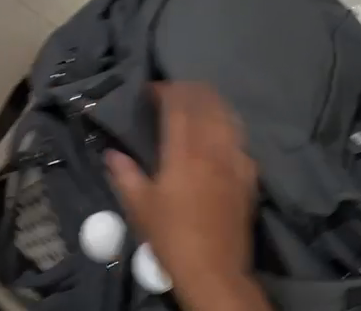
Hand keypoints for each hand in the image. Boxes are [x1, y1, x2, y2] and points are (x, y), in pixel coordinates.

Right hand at [106, 83, 264, 310]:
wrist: (213, 272)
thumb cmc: (172, 237)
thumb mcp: (139, 207)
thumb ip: (125, 174)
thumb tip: (111, 153)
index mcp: (182, 152)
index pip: (177, 105)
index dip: (165, 90)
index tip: (151, 90)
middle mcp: (210, 150)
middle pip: (206, 104)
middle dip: (191, 90)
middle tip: (176, 90)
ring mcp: (233, 163)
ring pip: (228, 119)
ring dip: (213, 105)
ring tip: (201, 103)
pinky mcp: (248, 180)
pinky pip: (242, 145)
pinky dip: (231, 133)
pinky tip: (225, 138)